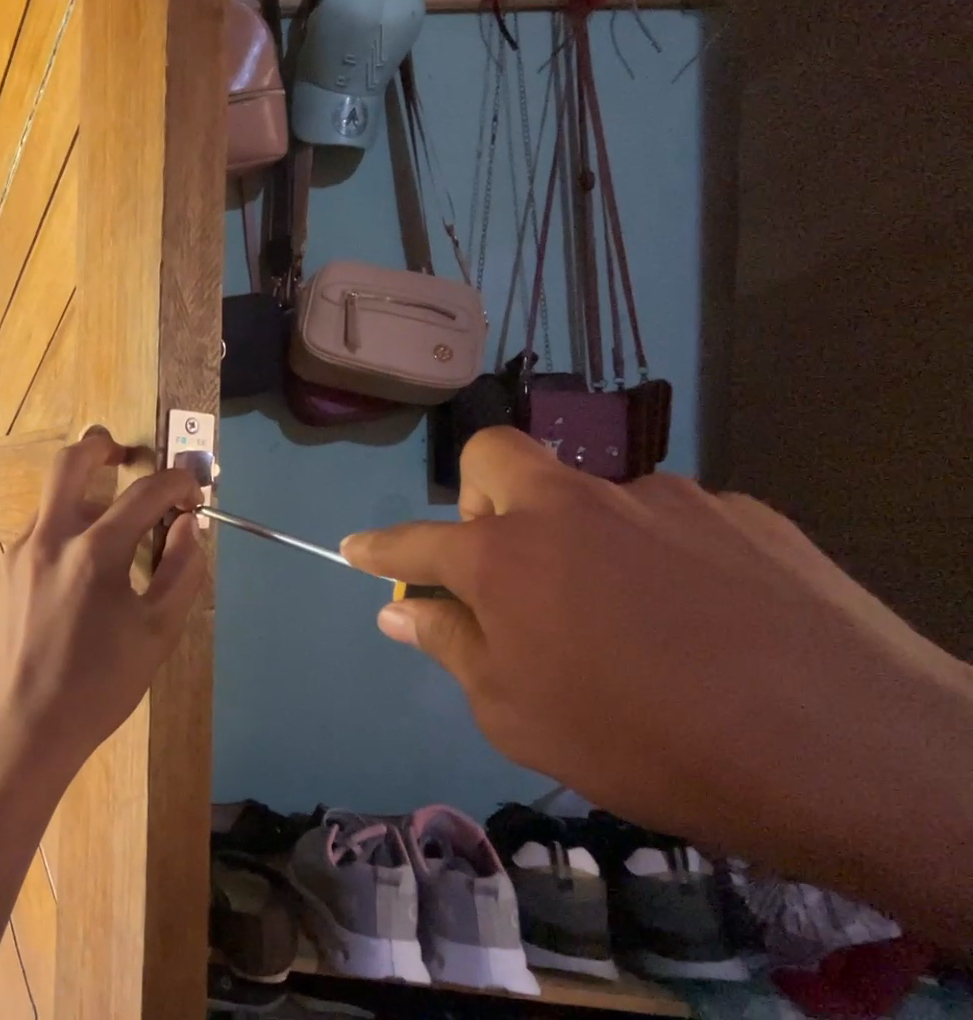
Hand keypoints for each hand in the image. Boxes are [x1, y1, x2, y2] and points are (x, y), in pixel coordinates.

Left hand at [0, 428, 207, 768]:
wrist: (25, 724)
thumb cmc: (101, 684)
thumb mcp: (158, 632)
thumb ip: (182, 570)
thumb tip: (191, 525)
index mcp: (95, 552)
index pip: (146, 492)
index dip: (177, 483)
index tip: (192, 489)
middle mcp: (49, 538)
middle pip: (70, 462)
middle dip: (101, 445)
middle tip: (124, 452)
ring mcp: (16, 552)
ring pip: (51, 501)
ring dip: (83, 499)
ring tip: (109, 533)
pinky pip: (36, 535)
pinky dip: (62, 535)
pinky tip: (75, 574)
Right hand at [341, 427, 972, 929]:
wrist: (851, 754)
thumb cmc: (643, 743)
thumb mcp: (517, 716)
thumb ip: (452, 649)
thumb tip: (403, 614)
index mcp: (503, 558)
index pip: (413, 542)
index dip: (378, 549)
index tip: (356, 550)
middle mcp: (572, 507)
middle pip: (496, 454)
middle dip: (478, 495)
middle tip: (503, 559)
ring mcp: (663, 500)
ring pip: (592, 494)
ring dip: (581, 536)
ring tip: (628, 614)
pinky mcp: (744, 513)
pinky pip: (672, 521)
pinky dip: (660, 555)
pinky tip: (703, 616)